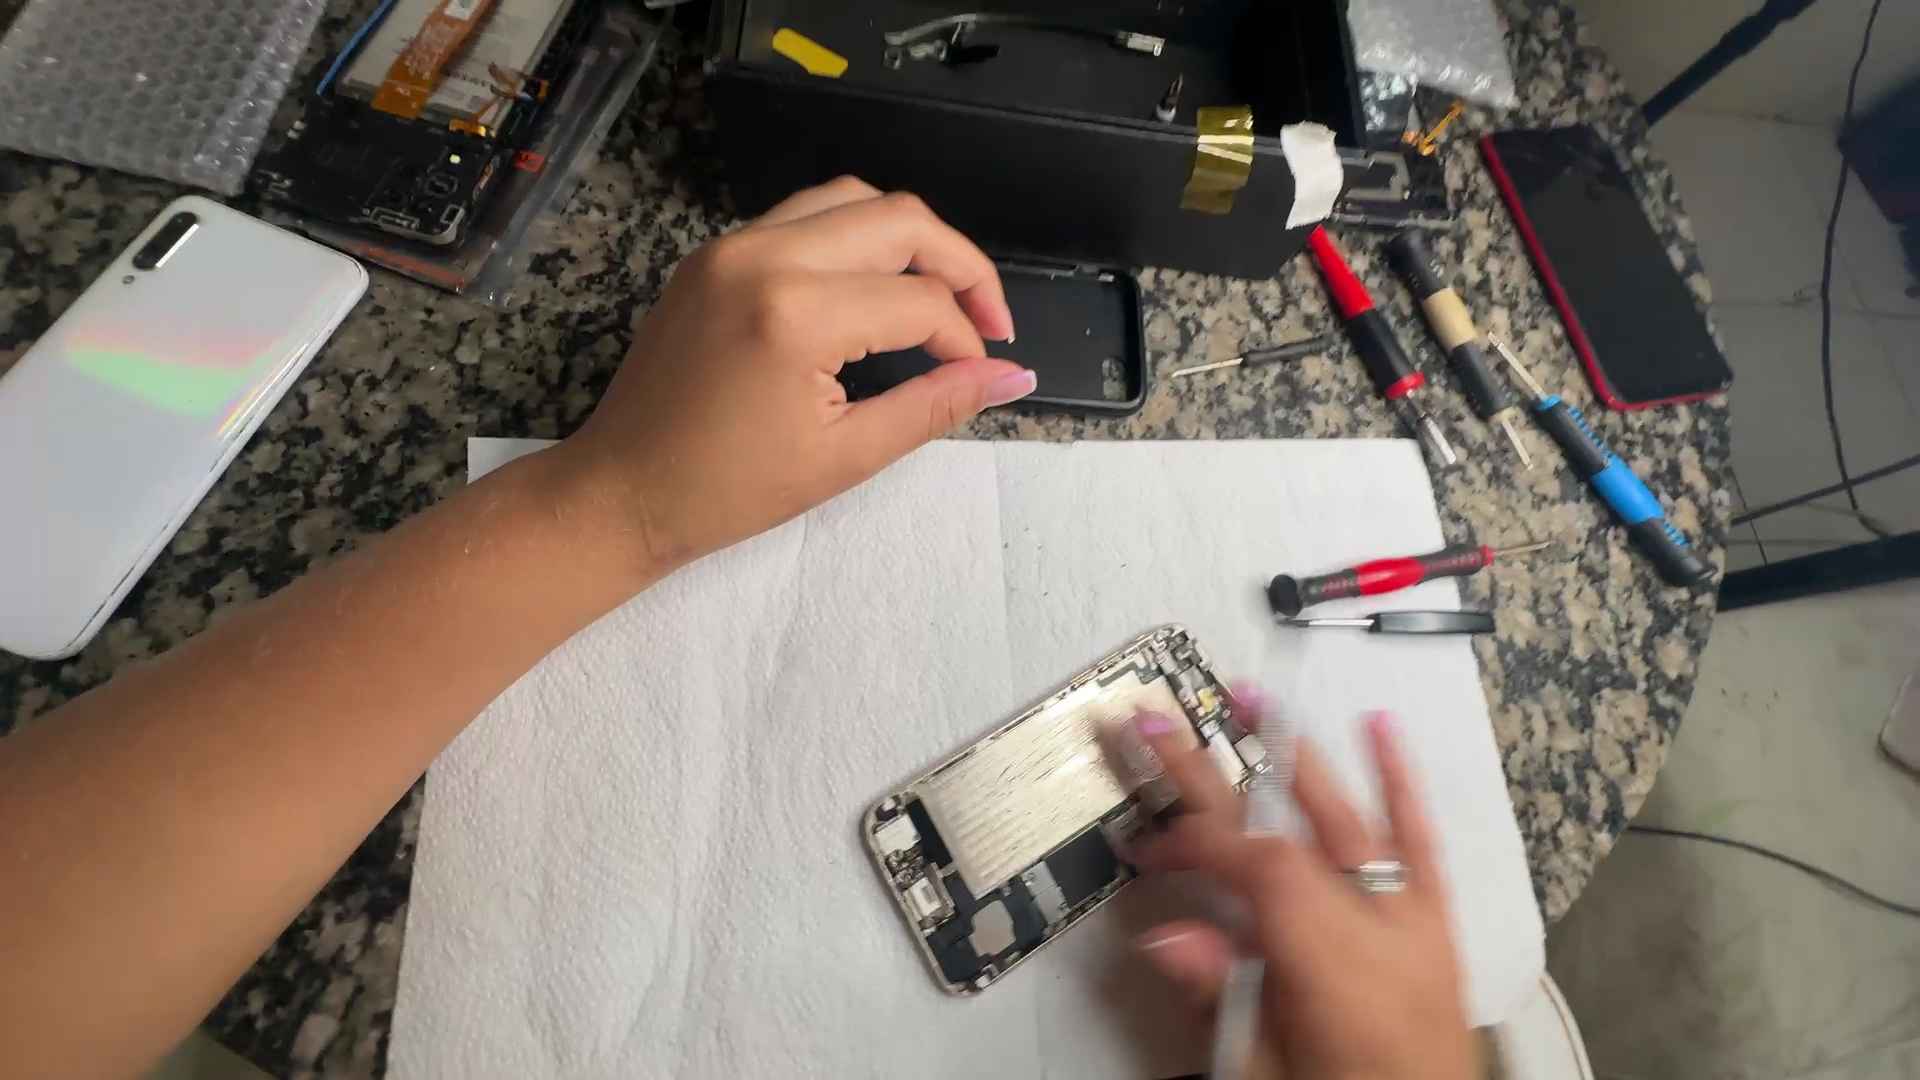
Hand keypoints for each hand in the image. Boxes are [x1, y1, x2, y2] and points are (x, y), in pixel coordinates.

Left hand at [554, 176, 1033, 570]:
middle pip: (900, 220)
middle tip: (987, 322)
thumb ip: (935, 406)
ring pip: (854, 201)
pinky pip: (806, 216)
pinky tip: (874, 287)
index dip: (967, 339)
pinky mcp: (715, 253)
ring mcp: (732, 245)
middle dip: (962, 267)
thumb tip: (1011, 377)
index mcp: (796, 313)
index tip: (981, 375)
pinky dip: (857, 239)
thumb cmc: (730, 492)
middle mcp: (763, 255)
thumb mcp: (846, 457)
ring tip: (938, 299)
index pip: (920, 301)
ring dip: (911, 241)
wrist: (623, 491)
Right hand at [1131, 699, 1477, 1079]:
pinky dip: (1399, 779)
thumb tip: (1163, 934)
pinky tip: (1380, 726)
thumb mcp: (1262, 1071)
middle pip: (1282, 827)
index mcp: (1332, 966)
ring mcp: (1409, 918)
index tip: (1151, 836)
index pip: (1255, 867)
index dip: (1195, 837)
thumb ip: (1215, 997)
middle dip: (1212, 772)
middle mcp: (1375, 929)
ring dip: (1291, 751)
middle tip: (1162, 725)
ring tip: (1249, 696)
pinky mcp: (1433, 921)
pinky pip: (1418, 840)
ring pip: (1345, 816)